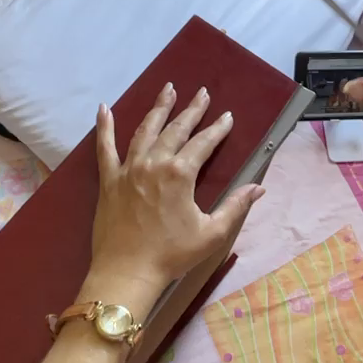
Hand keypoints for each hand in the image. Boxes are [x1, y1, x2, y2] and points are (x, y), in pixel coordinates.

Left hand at [86, 84, 264, 304]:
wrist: (127, 272)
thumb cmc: (171, 255)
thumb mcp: (211, 233)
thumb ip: (235, 207)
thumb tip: (258, 188)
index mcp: (179, 174)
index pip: (203, 143)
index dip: (217, 129)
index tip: (227, 116)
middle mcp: (153, 163)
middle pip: (175, 129)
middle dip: (191, 110)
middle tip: (202, 93)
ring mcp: (128, 169)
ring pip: (144, 131)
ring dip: (158, 109)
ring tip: (167, 90)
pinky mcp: (109, 180)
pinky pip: (105, 148)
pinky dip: (104, 127)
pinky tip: (104, 109)